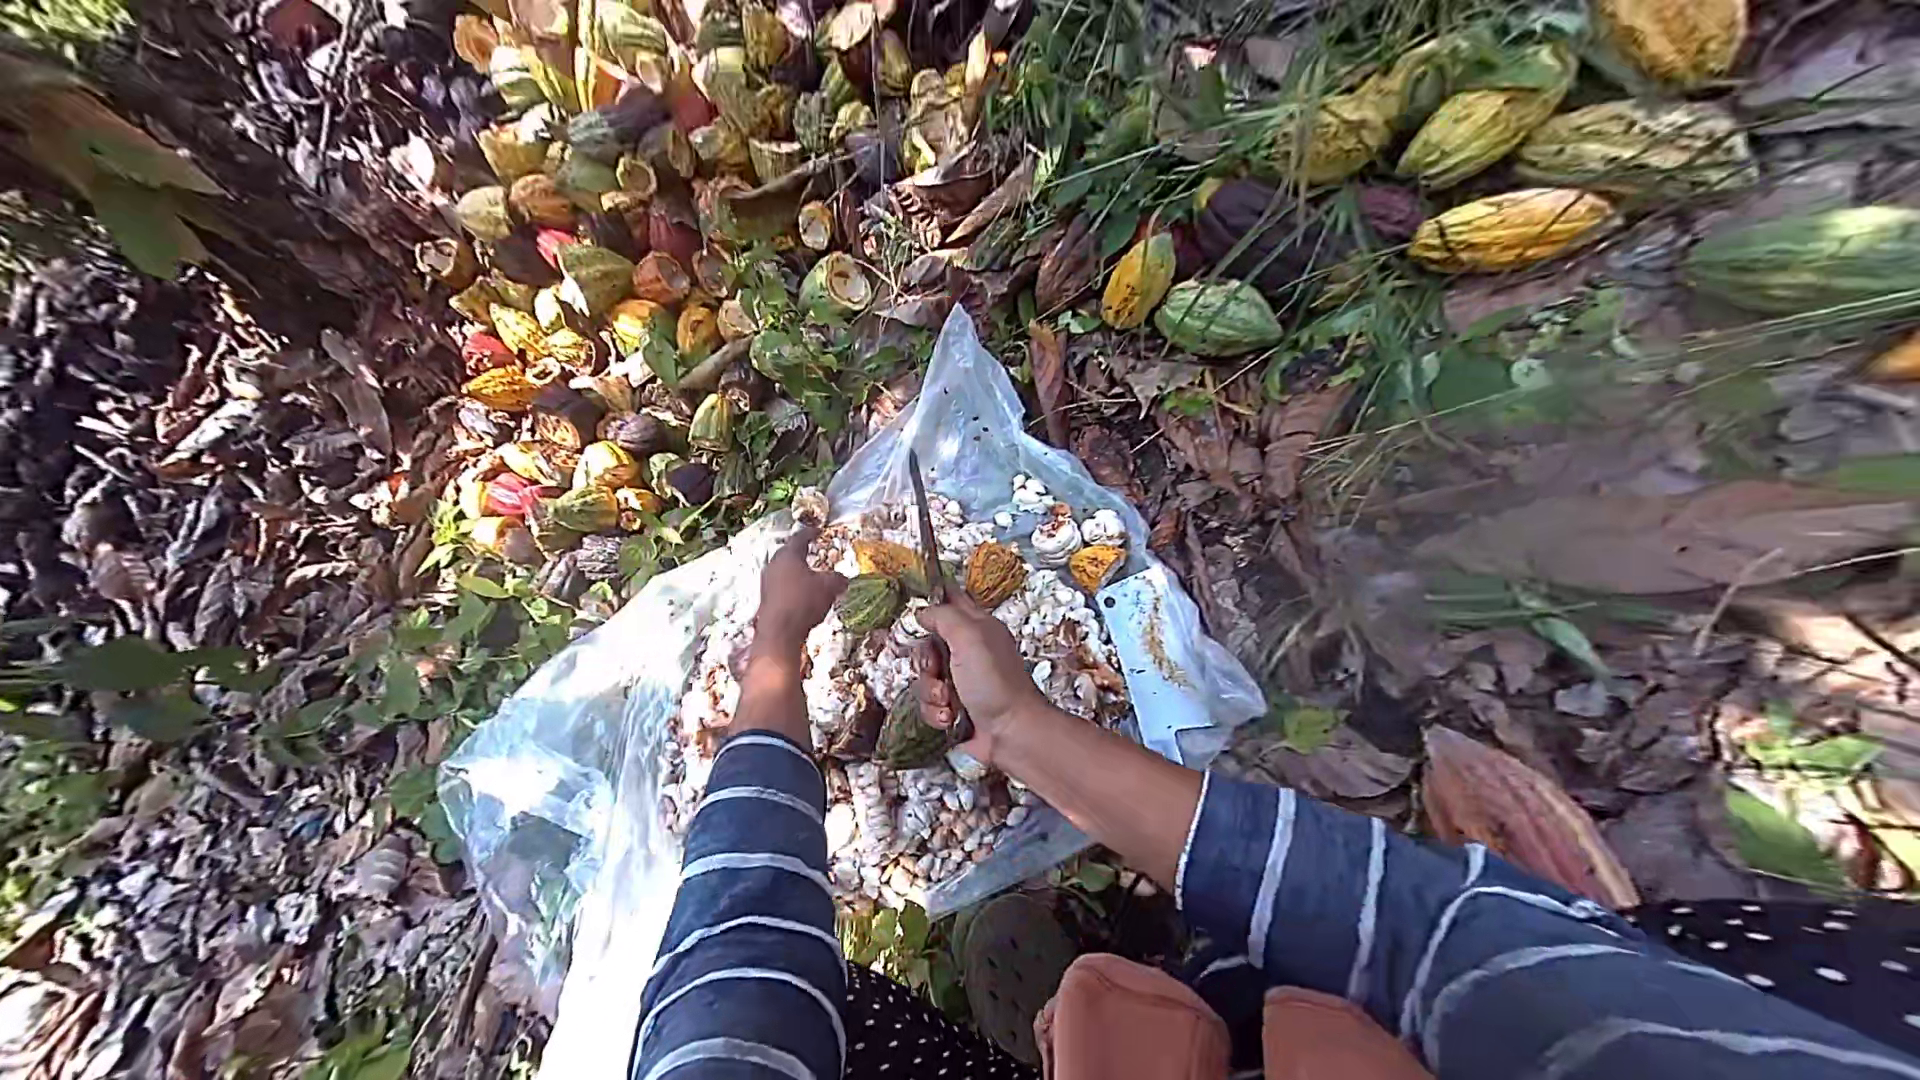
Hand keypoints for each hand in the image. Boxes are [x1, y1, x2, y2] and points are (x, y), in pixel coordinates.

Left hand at [753, 527, 845, 662]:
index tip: (818, 531)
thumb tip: (843, 578)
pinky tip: (802, 594)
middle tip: (812, 551)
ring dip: (796, 570)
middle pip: (788, 553)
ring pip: (783, 570)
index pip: (800, 538)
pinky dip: (792, 585)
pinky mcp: (766, 599)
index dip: (810, 533)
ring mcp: (767, 582)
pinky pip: (781, 585)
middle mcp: (774, 565)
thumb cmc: (804, 602)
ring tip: (809, 575)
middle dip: (801, 552)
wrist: (779, 633)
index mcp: (789, 556)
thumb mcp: (829, 587)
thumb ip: (838, 579)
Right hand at [916, 592, 1052, 765]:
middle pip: (927, 645)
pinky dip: (936, 713)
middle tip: (937, 670)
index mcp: (977, 627)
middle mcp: (967, 651)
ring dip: (931, 692)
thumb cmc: (994, 681)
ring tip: (947, 703)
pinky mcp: (953, 709)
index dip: (931, 605)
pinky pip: (928, 704)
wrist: (1011, 734)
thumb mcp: (970, 637)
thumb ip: (944, 616)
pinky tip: (949, 719)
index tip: (916, 617)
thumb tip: (920, 611)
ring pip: (924, 678)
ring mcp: (960, 681)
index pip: (950, 601)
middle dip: (926, 662)